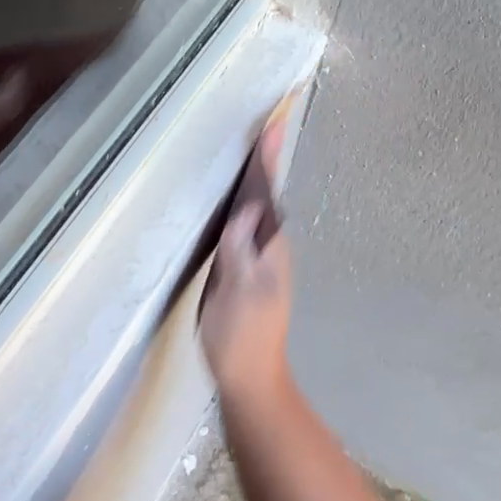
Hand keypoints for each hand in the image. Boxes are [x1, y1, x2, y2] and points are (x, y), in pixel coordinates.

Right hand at [200, 103, 295, 398]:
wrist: (249, 379)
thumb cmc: (241, 336)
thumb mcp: (237, 290)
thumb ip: (240, 247)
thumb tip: (248, 205)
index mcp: (270, 247)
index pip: (269, 192)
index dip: (269, 158)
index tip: (274, 121)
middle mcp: (269, 247)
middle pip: (265, 195)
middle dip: (263, 160)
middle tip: (261, 121)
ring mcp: (259, 259)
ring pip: (255, 210)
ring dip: (252, 179)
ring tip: (245, 146)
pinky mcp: (244, 270)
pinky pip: (243, 226)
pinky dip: (237, 204)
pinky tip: (226, 198)